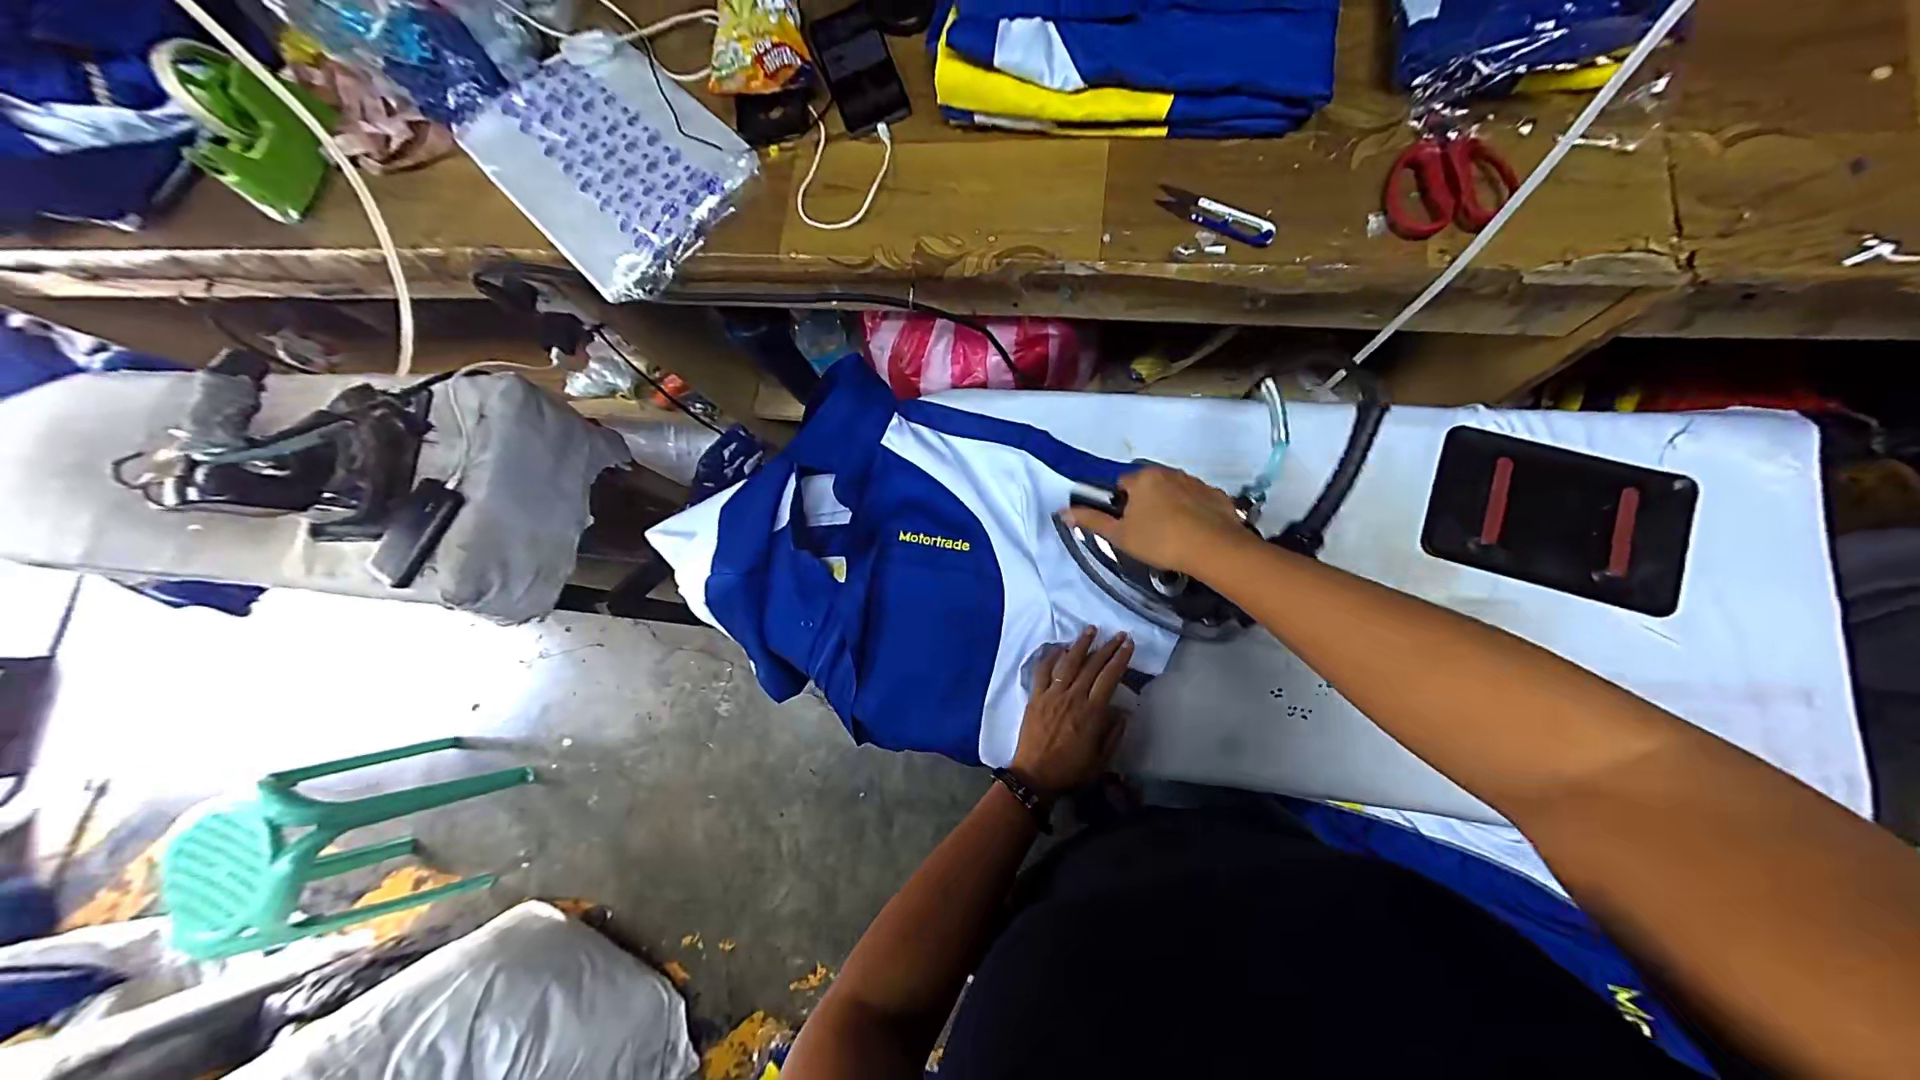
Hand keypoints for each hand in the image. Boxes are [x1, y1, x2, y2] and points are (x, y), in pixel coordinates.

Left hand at [1011, 627, 1134, 797]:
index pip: (1110, 677)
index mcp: (1092, 712)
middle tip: (1117, 634)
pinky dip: (1050, 658)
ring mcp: (1051, 695)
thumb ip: (1114, 733)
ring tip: (1090, 630)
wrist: (1034, 777)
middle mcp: (1072, 698)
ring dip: (1080, 644)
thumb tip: (1124, 711)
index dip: (1121, 658)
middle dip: (1107, 647)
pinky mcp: (1035, 698)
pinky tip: (1058, 649)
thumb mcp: (1101, 759)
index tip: (1129, 644)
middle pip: (1092, 665)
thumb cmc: (1071, 771)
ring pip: (1068, 663)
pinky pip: (1042, 672)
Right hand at [1063, 466, 1250, 576]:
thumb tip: (1064, 512)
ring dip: (1170, 506)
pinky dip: (1194, 512)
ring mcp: (1196, 482)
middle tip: (1146, 531)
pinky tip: (1194, 532)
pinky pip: (1198, 500)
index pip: (1122, 483)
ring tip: (1171, 534)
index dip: (1121, 502)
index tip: (1125, 523)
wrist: (1214, 548)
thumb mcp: (1120, 535)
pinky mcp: (1217, 495)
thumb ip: (1092, 521)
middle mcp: (1170, 473)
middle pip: (1150, 485)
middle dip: (1146, 503)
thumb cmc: (1160, 541)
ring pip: (1175, 491)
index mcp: (1143, 478)